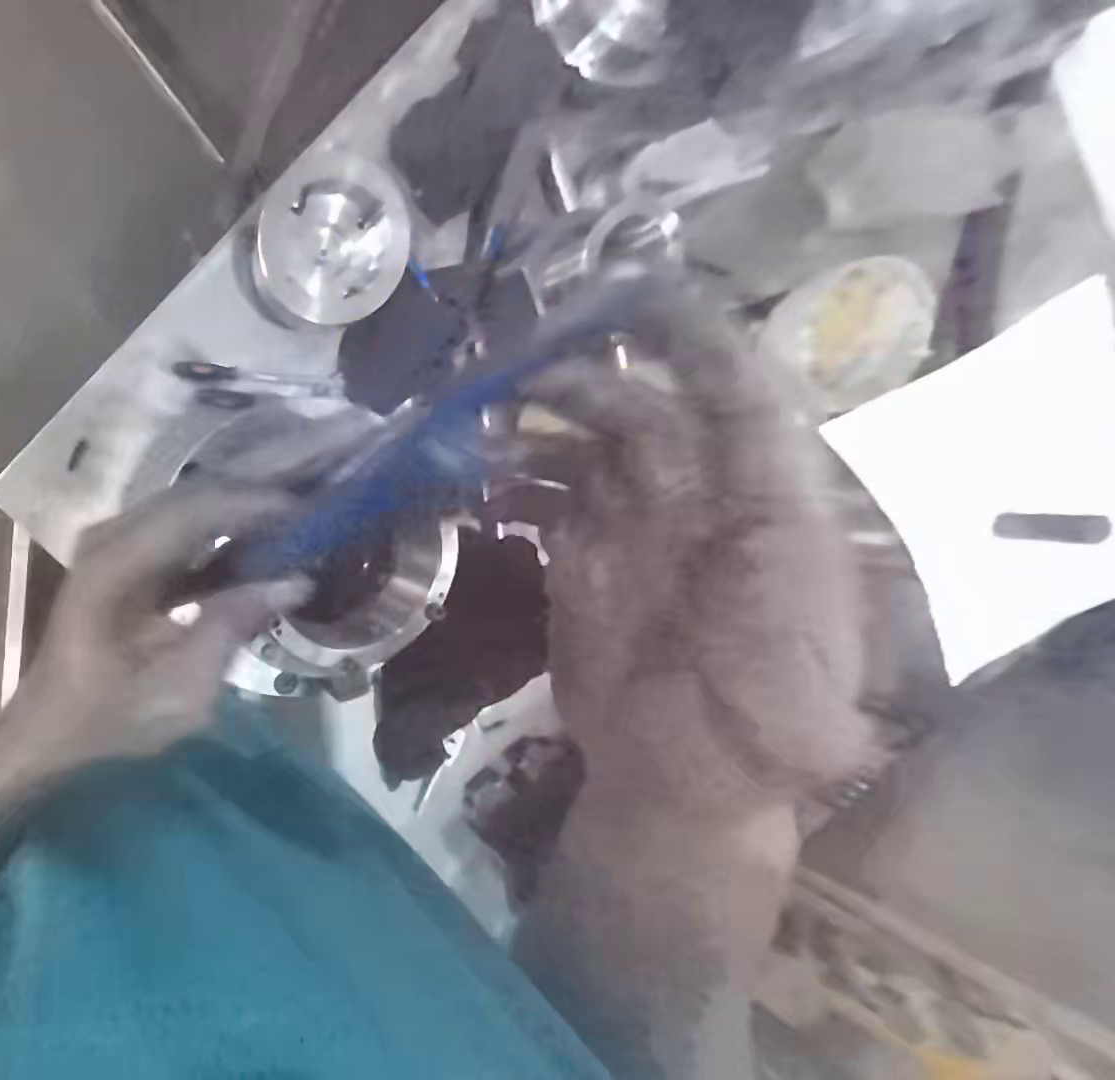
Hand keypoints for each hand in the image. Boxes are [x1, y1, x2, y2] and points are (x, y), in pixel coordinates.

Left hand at [4, 410, 375, 768]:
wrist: (50, 730)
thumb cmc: (106, 722)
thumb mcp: (178, 693)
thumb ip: (231, 629)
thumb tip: (295, 581)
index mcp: (114, 565)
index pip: (197, 511)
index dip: (259, 501)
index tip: (316, 504)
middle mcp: (110, 536)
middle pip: (197, 493)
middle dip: (263, 483)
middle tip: (324, 474)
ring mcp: (114, 541)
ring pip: (193, 502)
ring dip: (249, 499)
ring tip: (307, 495)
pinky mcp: (124, 555)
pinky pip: (184, 525)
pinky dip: (228, 525)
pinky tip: (268, 529)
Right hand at [520, 284, 876, 812]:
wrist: (680, 775)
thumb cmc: (751, 744)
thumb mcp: (797, 714)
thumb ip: (781, 634)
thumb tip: (749, 549)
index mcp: (766, 524)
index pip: (743, 413)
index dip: (700, 352)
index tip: (644, 309)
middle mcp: (699, 512)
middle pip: (645, 423)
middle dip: (587, 391)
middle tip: (515, 386)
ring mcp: (633, 533)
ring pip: (587, 455)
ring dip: (537, 436)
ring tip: (481, 434)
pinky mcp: (583, 560)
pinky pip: (548, 502)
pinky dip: (514, 488)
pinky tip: (481, 492)